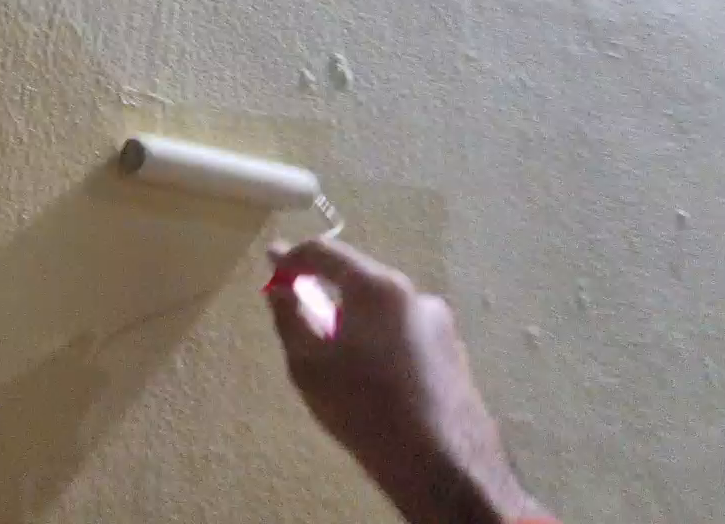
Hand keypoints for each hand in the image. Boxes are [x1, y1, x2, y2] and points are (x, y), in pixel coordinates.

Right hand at [265, 238, 544, 523]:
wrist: (446, 473)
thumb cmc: (364, 407)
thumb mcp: (306, 359)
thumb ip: (288, 313)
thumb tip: (279, 286)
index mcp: (377, 288)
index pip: (323, 251)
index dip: (290, 258)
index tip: (271, 275)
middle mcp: (414, 295)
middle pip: (354, 275)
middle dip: (319, 285)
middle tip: (291, 303)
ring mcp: (440, 326)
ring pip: (377, 305)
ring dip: (348, 313)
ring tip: (326, 345)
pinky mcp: (453, 354)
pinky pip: (400, 328)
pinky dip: (374, 334)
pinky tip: (363, 369)